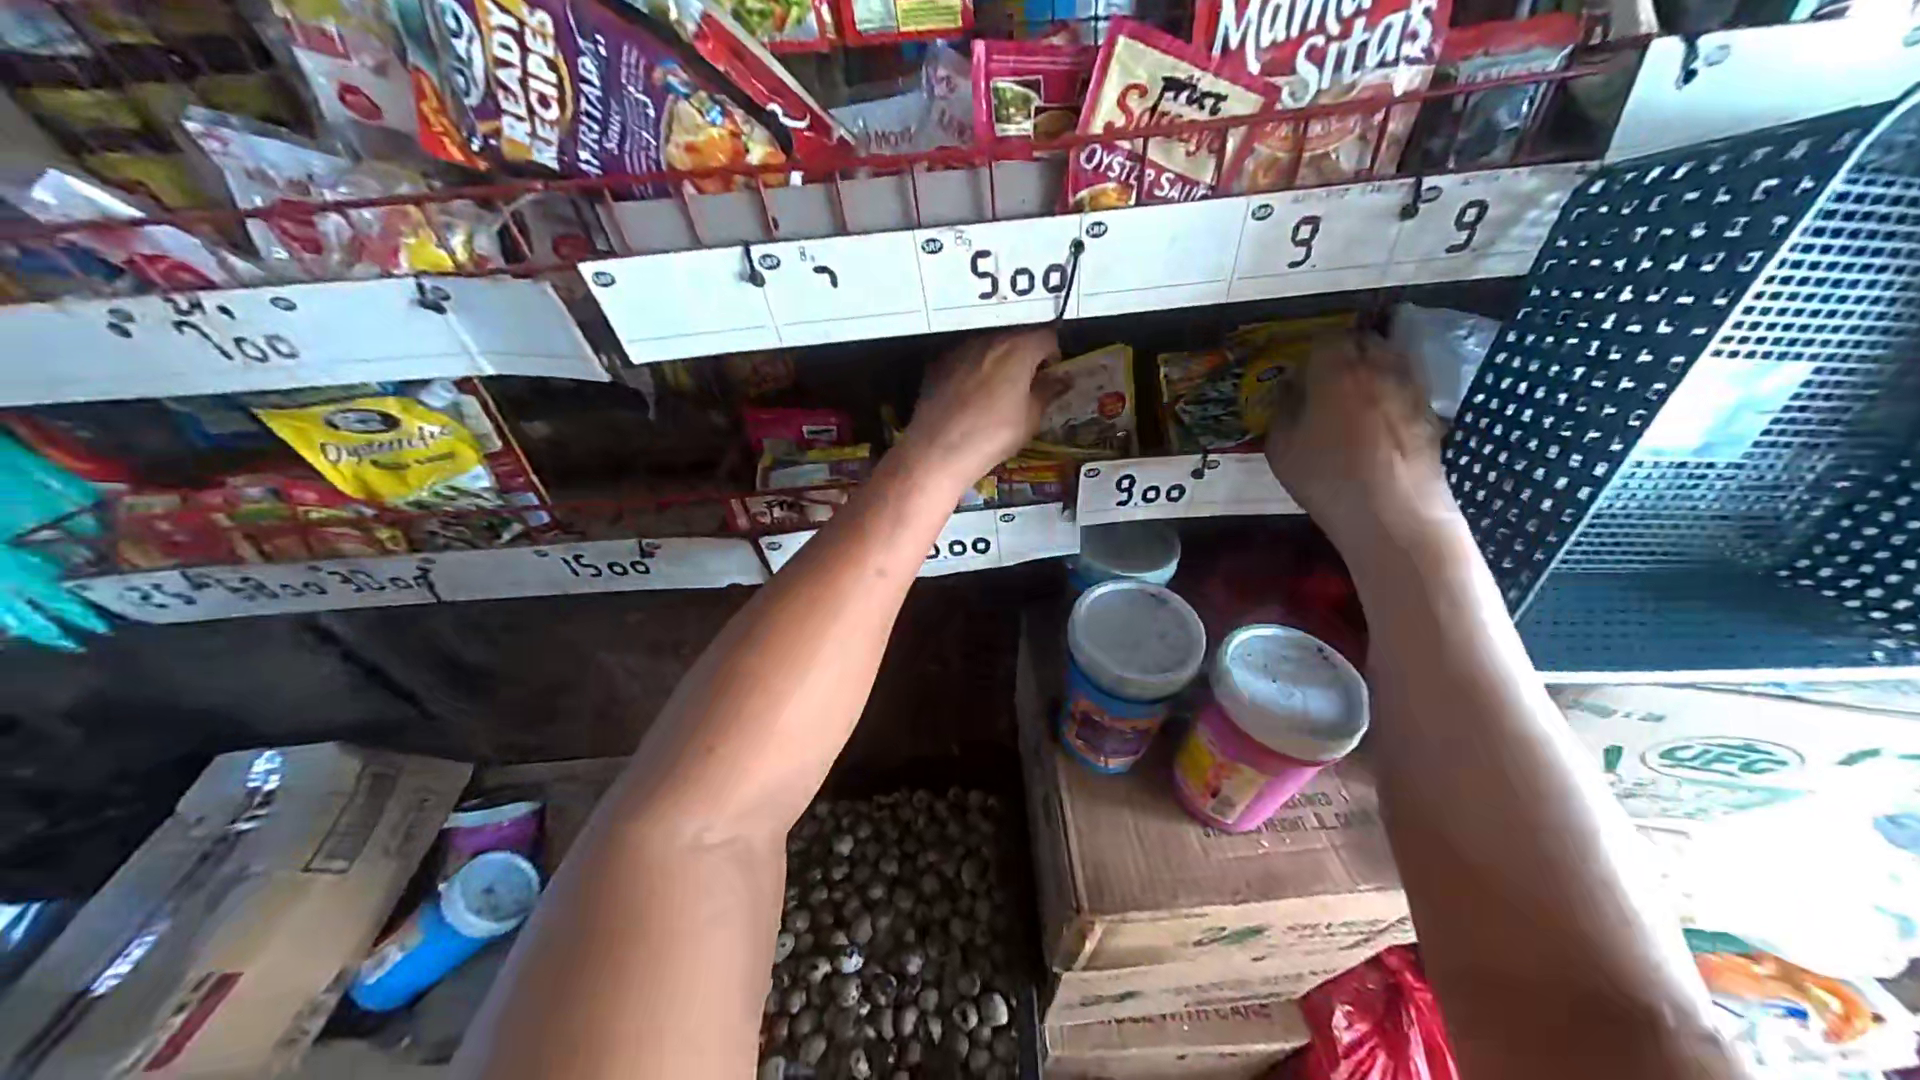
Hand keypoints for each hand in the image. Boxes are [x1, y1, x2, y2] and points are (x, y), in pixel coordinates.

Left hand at [903, 328, 1062, 484]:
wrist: (938, 451)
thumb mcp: (1030, 418)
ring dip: (998, 363)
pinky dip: (973, 371)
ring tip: (998, 394)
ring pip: (989, 347)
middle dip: (1026, 357)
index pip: (1048, 337)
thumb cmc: (991, 435)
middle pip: (1016, 338)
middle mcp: (988, 340)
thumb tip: (1060, 381)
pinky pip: (965, 359)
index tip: (1051, 376)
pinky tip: (972, 398)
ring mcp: (960, 350)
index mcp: (1017, 348)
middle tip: (1027, 386)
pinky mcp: (938, 364)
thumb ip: (1048, 391)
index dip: (1054, 356)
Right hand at [1265, 333, 1459, 554]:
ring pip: (1392, 359)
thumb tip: (1290, 394)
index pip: (1325, 340)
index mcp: (1336, 372)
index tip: (1301, 373)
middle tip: (1328, 378)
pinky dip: (1393, 391)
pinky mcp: (1430, 411)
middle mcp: (1378, 369)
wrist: (1391, 512)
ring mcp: (1410, 388)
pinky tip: (1380, 417)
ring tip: (1356, 393)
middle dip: (1346, 352)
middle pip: (1364, 342)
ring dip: (1373, 367)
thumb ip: (1282, 412)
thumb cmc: (1326, 478)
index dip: (1311, 354)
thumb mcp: (1281, 448)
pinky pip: (1407, 386)